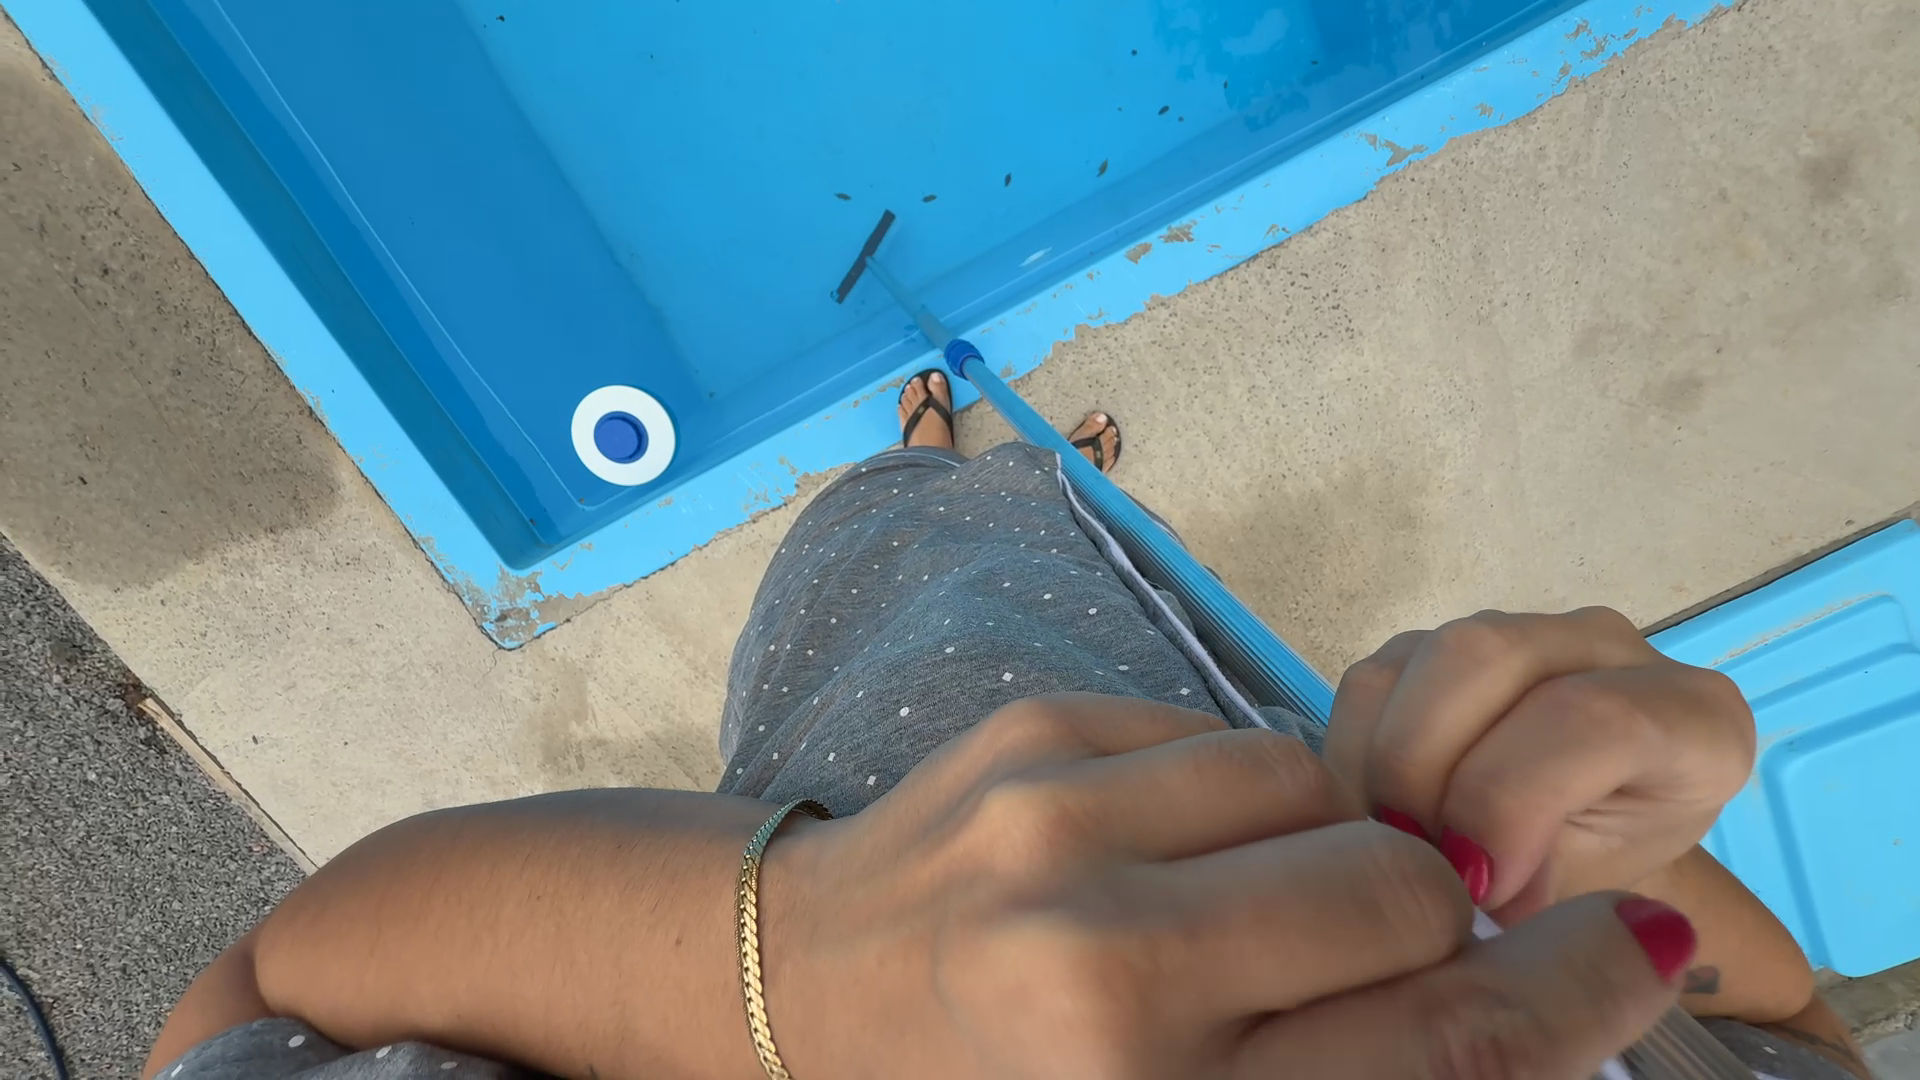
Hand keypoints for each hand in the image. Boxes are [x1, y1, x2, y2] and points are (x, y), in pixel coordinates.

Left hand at [762, 693, 1695, 1078]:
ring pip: (1304, 776)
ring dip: (1318, 821)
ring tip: (1250, 867)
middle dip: (1427, 899)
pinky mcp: (1027, 731)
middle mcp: (1098, 965)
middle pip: (1389, 887)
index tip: (1628, 945)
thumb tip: (1479, 981)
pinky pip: (1206, 728)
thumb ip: (1321, 1062)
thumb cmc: (980, 1071)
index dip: (1566, 995)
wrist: (811, 970)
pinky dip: (1226, 778)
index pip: (1434, 1047)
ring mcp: (1052, 822)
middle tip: (1379, 916)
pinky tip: (1158, 824)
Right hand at [1323, 607, 1755, 920]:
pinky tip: (1378, 803)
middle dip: (1420, 764)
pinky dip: (1352, 750)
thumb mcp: (1601, 896)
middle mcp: (1595, 642)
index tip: (1474, 882)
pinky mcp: (1423, 645)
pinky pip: (1362, 682)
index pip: (1589, 717)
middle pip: (1479, 655)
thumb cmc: (1603, 873)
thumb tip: (1460, 882)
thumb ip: (1541, 884)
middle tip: (1413, 849)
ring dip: (1377, 760)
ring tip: (1393, 833)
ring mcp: (1498, 631)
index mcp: (1687, 709)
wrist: (1575, 845)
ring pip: (1405, 662)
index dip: (1511, 799)